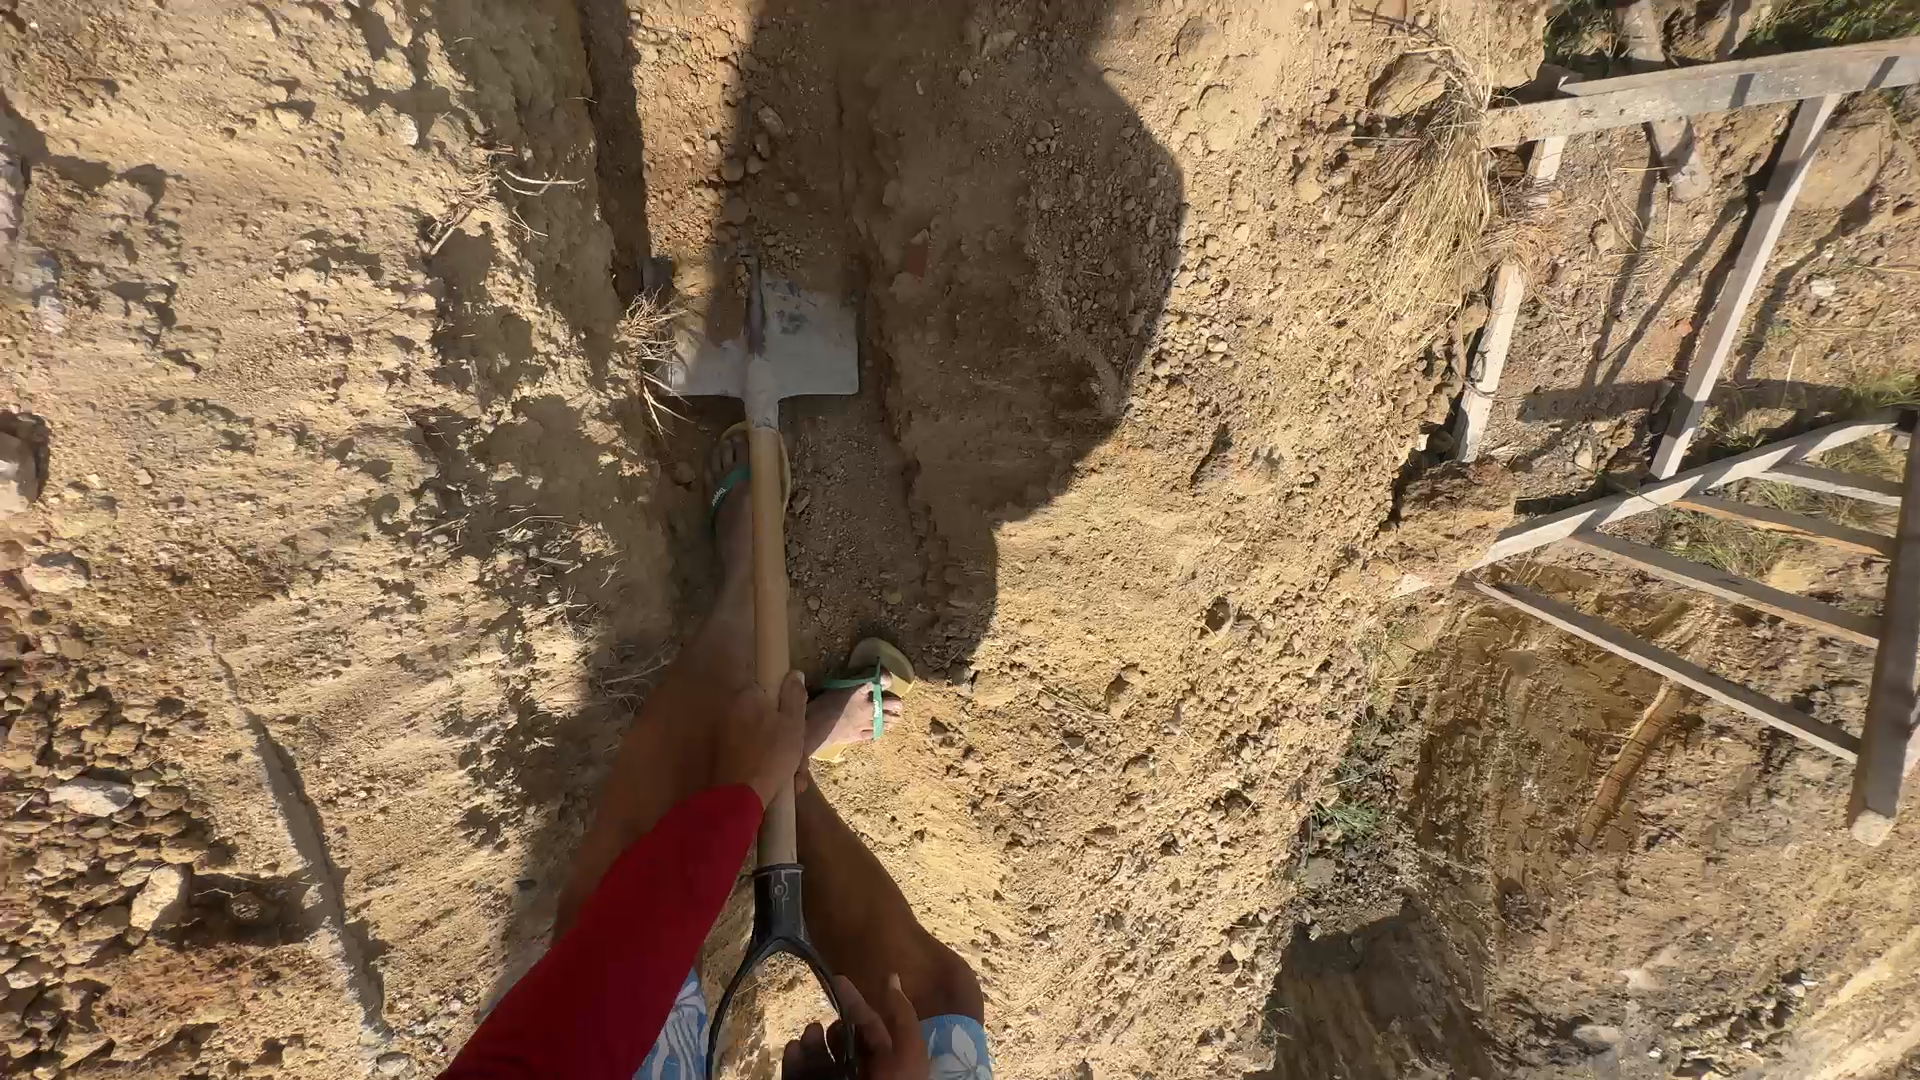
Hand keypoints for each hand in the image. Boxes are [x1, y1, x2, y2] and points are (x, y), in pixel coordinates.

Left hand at [713, 671, 807, 807]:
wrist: (737, 800)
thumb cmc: (770, 756)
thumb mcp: (793, 724)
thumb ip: (794, 696)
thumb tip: (795, 673)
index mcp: (747, 697)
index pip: (769, 689)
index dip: (786, 704)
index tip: (797, 722)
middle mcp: (732, 712)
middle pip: (768, 718)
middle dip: (788, 738)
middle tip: (800, 758)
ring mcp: (725, 736)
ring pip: (763, 740)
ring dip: (783, 757)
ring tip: (795, 779)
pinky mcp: (724, 758)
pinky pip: (752, 755)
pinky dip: (767, 767)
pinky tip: (783, 785)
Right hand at [782, 975, 927, 1079]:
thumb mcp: (908, 1057)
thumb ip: (901, 1018)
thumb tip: (891, 976)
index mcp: (888, 1066)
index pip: (871, 1027)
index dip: (856, 1001)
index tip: (838, 979)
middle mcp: (861, 1078)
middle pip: (841, 1043)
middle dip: (830, 1027)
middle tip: (823, 1025)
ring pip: (818, 1061)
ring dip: (810, 1044)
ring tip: (806, 1038)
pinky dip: (793, 1064)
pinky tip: (792, 1051)